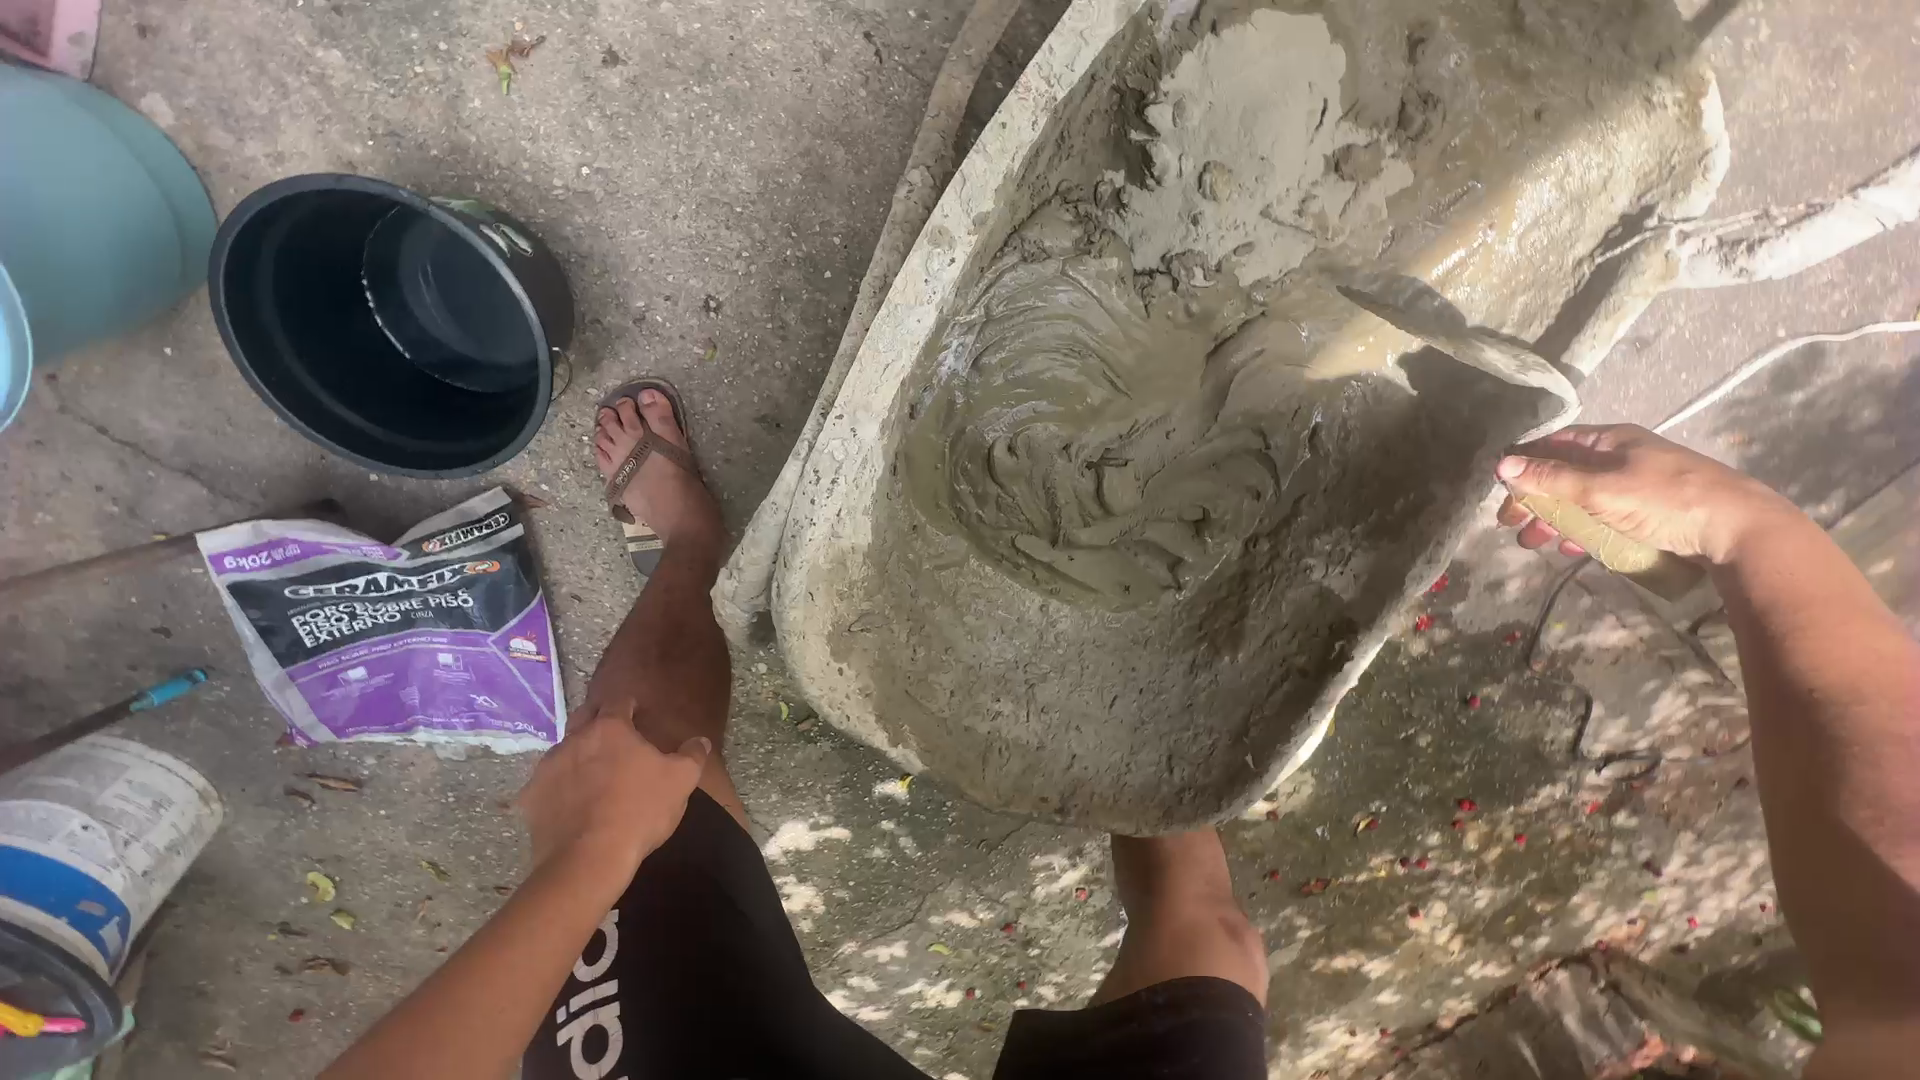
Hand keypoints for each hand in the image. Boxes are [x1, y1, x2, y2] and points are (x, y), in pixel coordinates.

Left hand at [516, 700, 710, 875]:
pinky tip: (568, 803)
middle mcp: (575, 740)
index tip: (636, 710)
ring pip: (563, 750)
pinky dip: (557, 787)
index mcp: (611, 729)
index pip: (618, 702)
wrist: (588, 859)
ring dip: (577, 753)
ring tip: (591, 771)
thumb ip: (693, 755)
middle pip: (583, 716)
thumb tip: (701, 740)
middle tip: (612, 732)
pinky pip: (545, 784)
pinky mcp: (530, 798)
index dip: (629, 703)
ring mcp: (547, 769)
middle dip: (597, 718)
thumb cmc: (639, 811)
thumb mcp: (680, 781)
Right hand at [1494, 424, 1792, 565]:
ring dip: (1552, 519)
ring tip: (1535, 543)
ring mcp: (1636, 484)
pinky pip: (1602, 516)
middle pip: (1562, 474)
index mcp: (1611, 442)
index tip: (1499, 489)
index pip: (1552, 443)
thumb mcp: (1599, 489)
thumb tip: (1501, 464)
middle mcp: (1621, 457)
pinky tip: (1572, 548)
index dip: (1522, 462)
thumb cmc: (1666, 501)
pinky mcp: (1648, 511)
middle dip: (1533, 499)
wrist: (1741, 532)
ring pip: (1580, 498)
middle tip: (1510, 523)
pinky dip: (1581, 529)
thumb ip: (1549, 478)